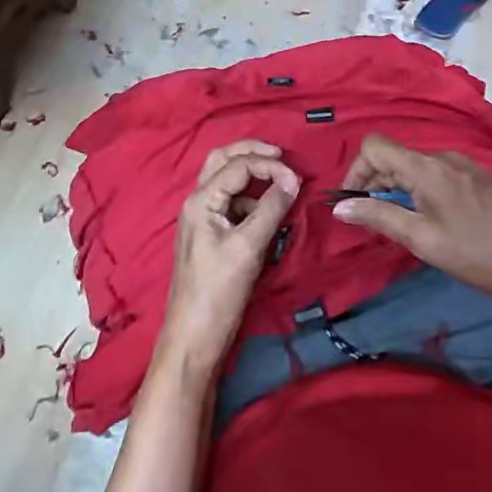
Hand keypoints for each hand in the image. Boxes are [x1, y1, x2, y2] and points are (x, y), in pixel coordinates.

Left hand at [160, 140, 300, 374]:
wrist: (194, 338)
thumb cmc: (218, 291)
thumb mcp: (249, 247)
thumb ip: (271, 208)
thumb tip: (293, 180)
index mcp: (201, 200)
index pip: (238, 165)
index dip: (269, 165)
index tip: (297, 179)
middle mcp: (198, 202)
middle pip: (223, 160)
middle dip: (252, 153)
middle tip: (281, 155)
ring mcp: (203, 219)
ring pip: (227, 181)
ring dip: (252, 175)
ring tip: (280, 183)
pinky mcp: (212, 236)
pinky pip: (233, 204)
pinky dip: (253, 200)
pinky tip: (270, 213)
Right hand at [331, 135, 491, 309]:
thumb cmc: (474, 255)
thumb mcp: (421, 239)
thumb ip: (379, 216)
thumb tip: (340, 206)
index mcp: (426, 167)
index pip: (375, 146)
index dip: (356, 169)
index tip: (352, 202)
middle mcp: (443, 156)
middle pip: (394, 155)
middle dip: (374, 182)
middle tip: (370, 219)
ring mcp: (463, 165)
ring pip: (414, 166)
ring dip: (396, 187)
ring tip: (399, 222)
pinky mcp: (476, 178)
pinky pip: (435, 173)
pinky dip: (418, 189)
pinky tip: (428, 218)